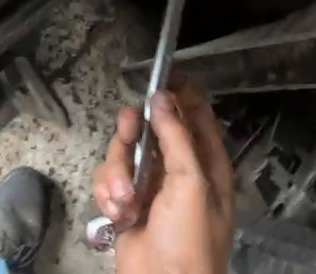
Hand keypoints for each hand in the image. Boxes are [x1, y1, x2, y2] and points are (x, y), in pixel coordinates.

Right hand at [90, 84, 235, 273]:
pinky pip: (109, 178)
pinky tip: (117, 213)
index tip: (160, 78)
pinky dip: (108, 193)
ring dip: (118, 172)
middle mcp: (178, 169)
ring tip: (123, 199)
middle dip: (135, 131)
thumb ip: (177, 136)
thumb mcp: (191, 183)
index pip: (198, 115)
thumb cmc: (189, 238)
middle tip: (129, 131)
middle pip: (151, 127)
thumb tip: (162, 95)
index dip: (181, 94)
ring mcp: (150, 186)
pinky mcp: (126, 202)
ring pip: (124, 151)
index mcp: (206, 164)